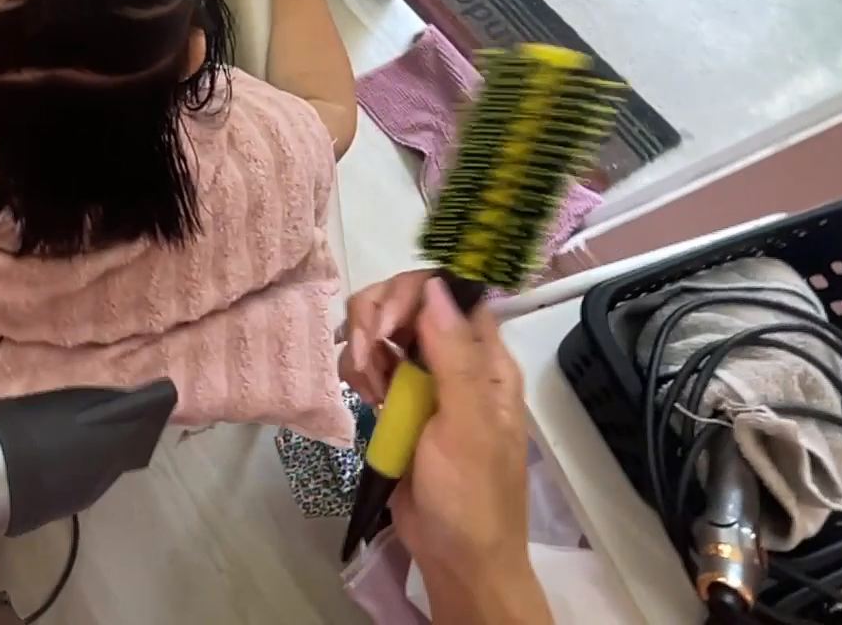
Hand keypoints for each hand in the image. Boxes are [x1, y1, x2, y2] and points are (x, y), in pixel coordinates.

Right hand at [348, 278, 548, 623]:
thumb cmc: (469, 496)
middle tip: (368, 357)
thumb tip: (435, 285)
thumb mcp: (466, 427)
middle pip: (405, 300)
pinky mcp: (395, 394)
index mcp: (484, 361)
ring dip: (363, 347)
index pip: (448, 292)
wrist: (452, 556)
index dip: (411, 294)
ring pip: (379, 325)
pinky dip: (357, 369)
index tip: (386, 329)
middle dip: (375, 320)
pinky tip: (365, 398)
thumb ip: (452, 357)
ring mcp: (421, 375)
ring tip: (369, 388)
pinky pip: (366, 359)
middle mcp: (453, 357)